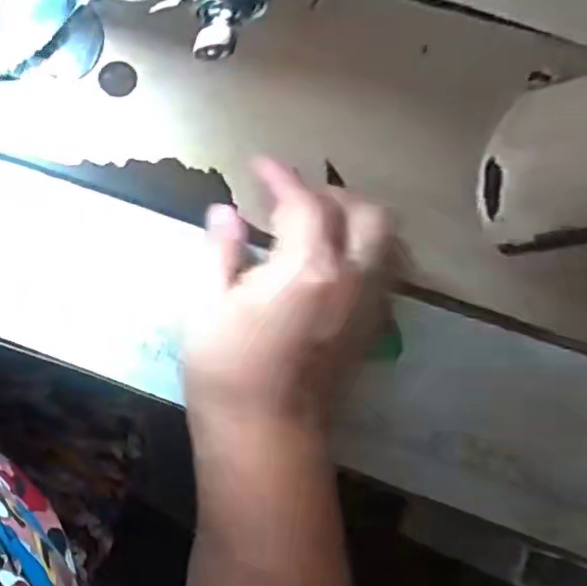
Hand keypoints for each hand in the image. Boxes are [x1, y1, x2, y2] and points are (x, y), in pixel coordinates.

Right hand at [183, 158, 397, 439]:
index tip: (256, 162)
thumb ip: (220, 251)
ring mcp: (371, 300)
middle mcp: (353, 277)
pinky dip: (355, 244)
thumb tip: (224, 212)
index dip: (280, 177)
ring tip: (304, 220)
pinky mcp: (372, 320)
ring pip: (382, 238)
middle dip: (328, 192)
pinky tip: (316, 258)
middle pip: (365, 213)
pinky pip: (380, 264)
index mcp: (306, 269)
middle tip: (285, 193)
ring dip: (349, 217)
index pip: (304, 205)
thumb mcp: (204, 301)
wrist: (263, 423)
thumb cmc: (221, 361)